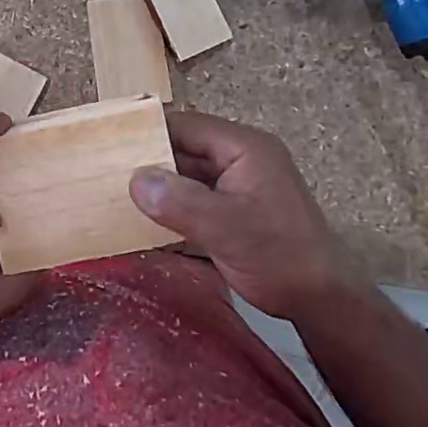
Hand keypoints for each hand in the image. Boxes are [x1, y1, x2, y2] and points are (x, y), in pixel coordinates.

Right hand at [129, 111, 357, 320]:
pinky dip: (171, 204)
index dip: (149, 130)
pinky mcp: (233, 208)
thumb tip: (135, 180)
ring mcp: (237, 183)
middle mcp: (239, 157)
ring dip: (158, 184)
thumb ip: (180, 201)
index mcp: (244, 147)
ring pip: (187, 173)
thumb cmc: (280, 256)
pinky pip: (194, 196)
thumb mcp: (227, 228)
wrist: (321, 300)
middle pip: (185, 148)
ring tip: (115, 191)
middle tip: (106, 169)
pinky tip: (143, 216)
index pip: (187, 126)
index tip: (111, 142)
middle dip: (149, 158)